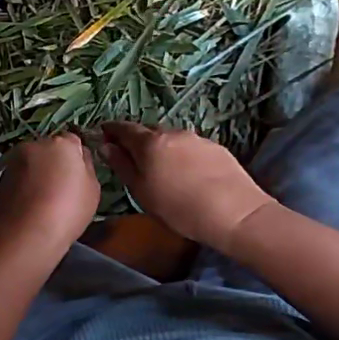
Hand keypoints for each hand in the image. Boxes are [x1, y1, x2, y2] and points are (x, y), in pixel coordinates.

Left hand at [0, 133, 99, 250]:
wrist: (29, 233)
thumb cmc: (69, 210)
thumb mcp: (93, 188)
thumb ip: (86, 166)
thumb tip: (79, 157)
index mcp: (63, 143)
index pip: (72, 141)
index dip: (75, 157)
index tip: (76, 176)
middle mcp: (37, 144)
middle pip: (50, 149)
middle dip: (54, 161)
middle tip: (59, 187)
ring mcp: (15, 159)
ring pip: (32, 160)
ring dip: (37, 171)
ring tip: (41, 197)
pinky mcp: (1, 176)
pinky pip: (19, 174)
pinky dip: (24, 182)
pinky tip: (29, 203)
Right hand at [99, 123, 275, 250]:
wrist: (234, 212)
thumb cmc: (179, 208)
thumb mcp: (142, 192)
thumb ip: (122, 166)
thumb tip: (106, 146)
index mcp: (150, 143)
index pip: (124, 128)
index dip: (112, 130)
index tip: (104, 134)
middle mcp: (172, 132)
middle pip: (148, 132)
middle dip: (137, 141)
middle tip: (132, 158)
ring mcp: (196, 138)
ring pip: (171, 139)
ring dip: (162, 148)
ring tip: (163, 170)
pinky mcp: (215, 147)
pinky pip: (190, 147)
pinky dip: (182, 155)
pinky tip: (188, 174)